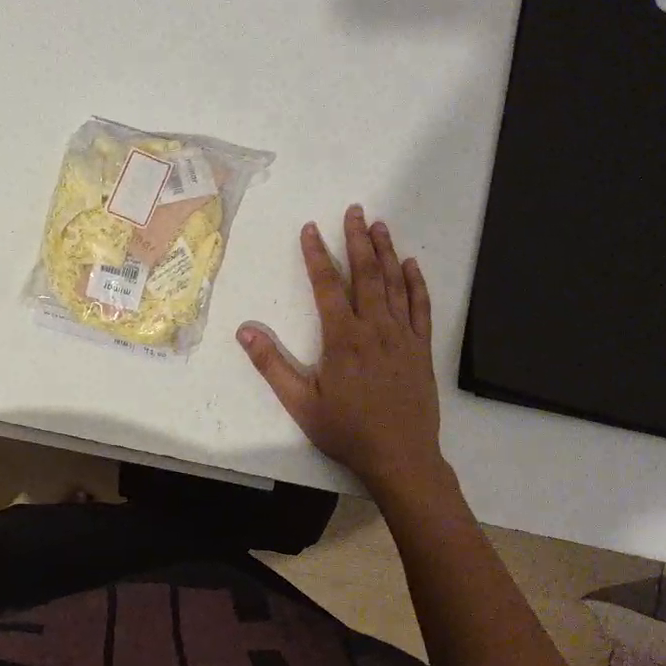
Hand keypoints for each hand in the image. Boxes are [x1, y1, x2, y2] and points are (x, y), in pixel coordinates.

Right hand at [238, 204, 442, 487]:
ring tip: (379, 225)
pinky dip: (416, 283)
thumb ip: (272, 364)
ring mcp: (403, 337)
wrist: (400, 455)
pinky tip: (410, 265)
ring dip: (386, 252)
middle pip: (365, 275)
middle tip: (354, 211)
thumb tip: (244, 332)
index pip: (327, 286)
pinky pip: (421, 307)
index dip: (317, 255)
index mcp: (343, 339)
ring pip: (394, 285)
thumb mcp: (300, 402)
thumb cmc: (345, 430)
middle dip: (357, 240)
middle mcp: (375, 329)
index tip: (311, 229)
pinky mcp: (422, 349)